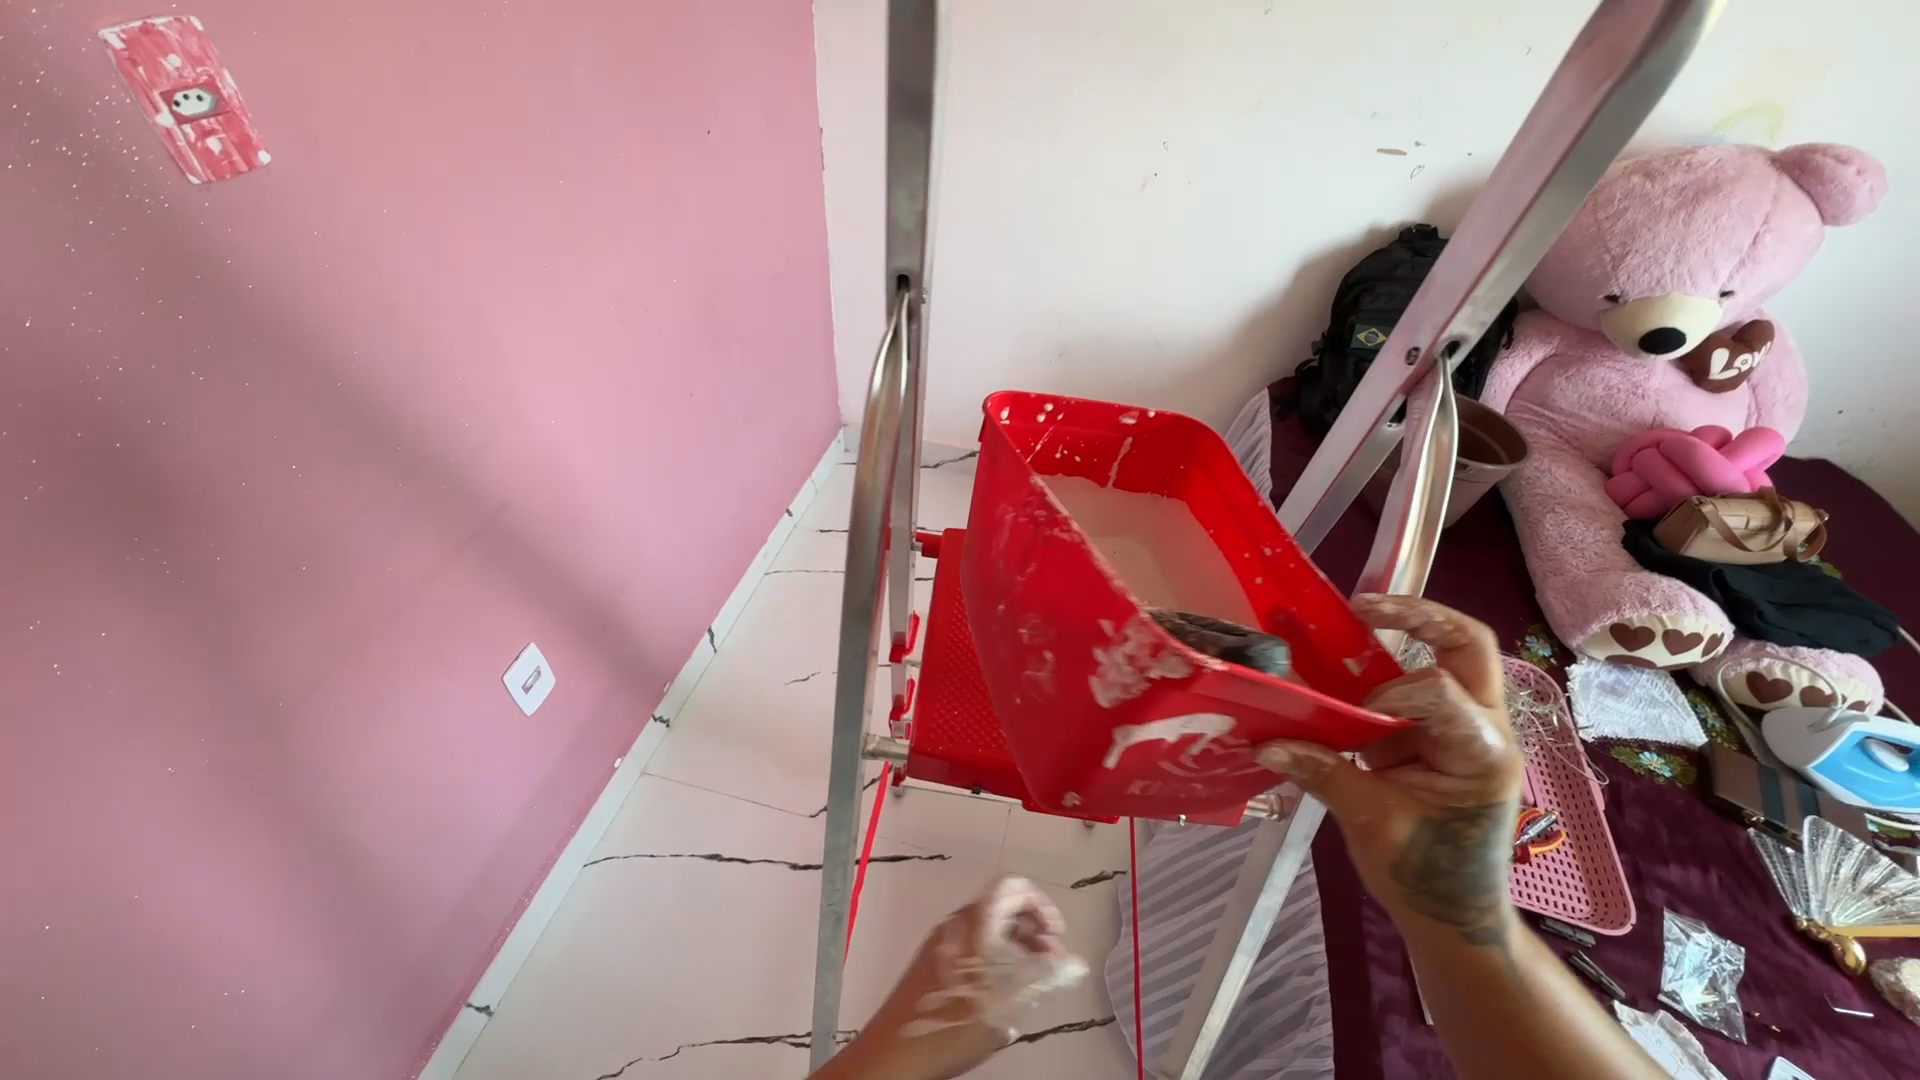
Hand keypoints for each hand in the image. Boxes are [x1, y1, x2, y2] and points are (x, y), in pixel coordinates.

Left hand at [827, 876, 1086, 1079]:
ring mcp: (941, 942)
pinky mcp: (932, 964)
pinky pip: (972, 945)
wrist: (892, 1054)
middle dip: (1032, 927)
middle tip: (1052, 957)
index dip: (1041, 903)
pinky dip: (995, 957)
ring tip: (1033, 977)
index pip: (1012, 886)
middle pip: (1001, 906)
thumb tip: (1076, 962)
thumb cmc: (950, 1024)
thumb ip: (1044, 978)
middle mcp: (956, 923)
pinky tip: (1003, 992)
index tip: (1057, 933)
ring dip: (1015, 945)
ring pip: (987, 928)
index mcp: (974, 921)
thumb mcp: (1005, 1004)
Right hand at [1256, 594, 1523, 948]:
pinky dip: (1382, 671)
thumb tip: (1266, 741)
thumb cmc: (1427, 875)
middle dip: (1419, 616)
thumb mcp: (1371, 823)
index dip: (1391, 695)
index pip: (1440, 693)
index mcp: (1482, 753)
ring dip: (1400, 636)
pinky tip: (1345, 669)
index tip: (1353, 722)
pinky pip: (1419, 684)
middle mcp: (1487, 728)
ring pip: (1449, 656)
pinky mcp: (1442, 733)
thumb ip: (1322, 772)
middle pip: (1469, 647)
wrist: (1455, 915)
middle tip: (1360, 605)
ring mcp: (1467, 727)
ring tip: (1352, 621)